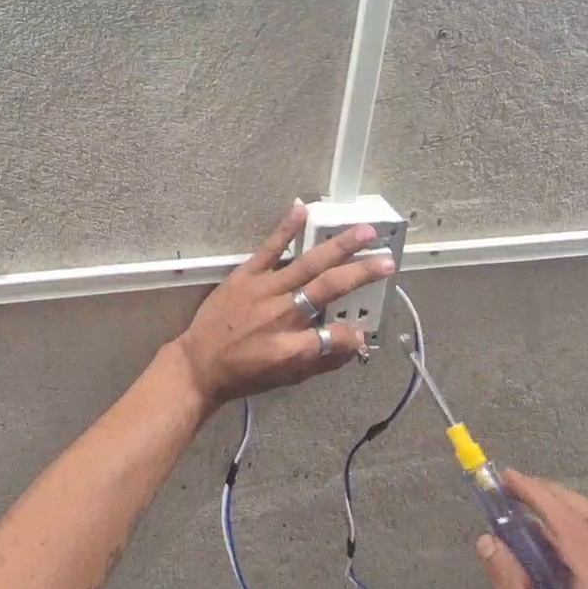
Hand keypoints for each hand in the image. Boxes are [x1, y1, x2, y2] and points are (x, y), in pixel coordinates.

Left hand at [171, 202, 395, 411]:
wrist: (199, 364)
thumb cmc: (245, 374)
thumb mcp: (287, 378)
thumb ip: (323, 361)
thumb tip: (354, 342)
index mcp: (292, 347)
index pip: (334, 336)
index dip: (351, 334)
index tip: (362, 331)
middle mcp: (281, 315)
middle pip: (328, 289)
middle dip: (361, 273)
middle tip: (388, 260)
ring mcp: (263, 290)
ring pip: (307, 264)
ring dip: (338, 246)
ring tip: (364, 231)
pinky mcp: (246, 275)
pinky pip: (269, 249)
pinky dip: (286, 229)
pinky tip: (303, 209)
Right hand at [478, 470, 587, 588]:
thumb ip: (511, 583)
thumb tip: (488, 541)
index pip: (569, 523)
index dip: (535, 493)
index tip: (505, 477)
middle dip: (551, 493)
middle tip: (515, 487)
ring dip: (563, 512)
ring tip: (527, 514)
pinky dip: (577, 537)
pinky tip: (551, 547)